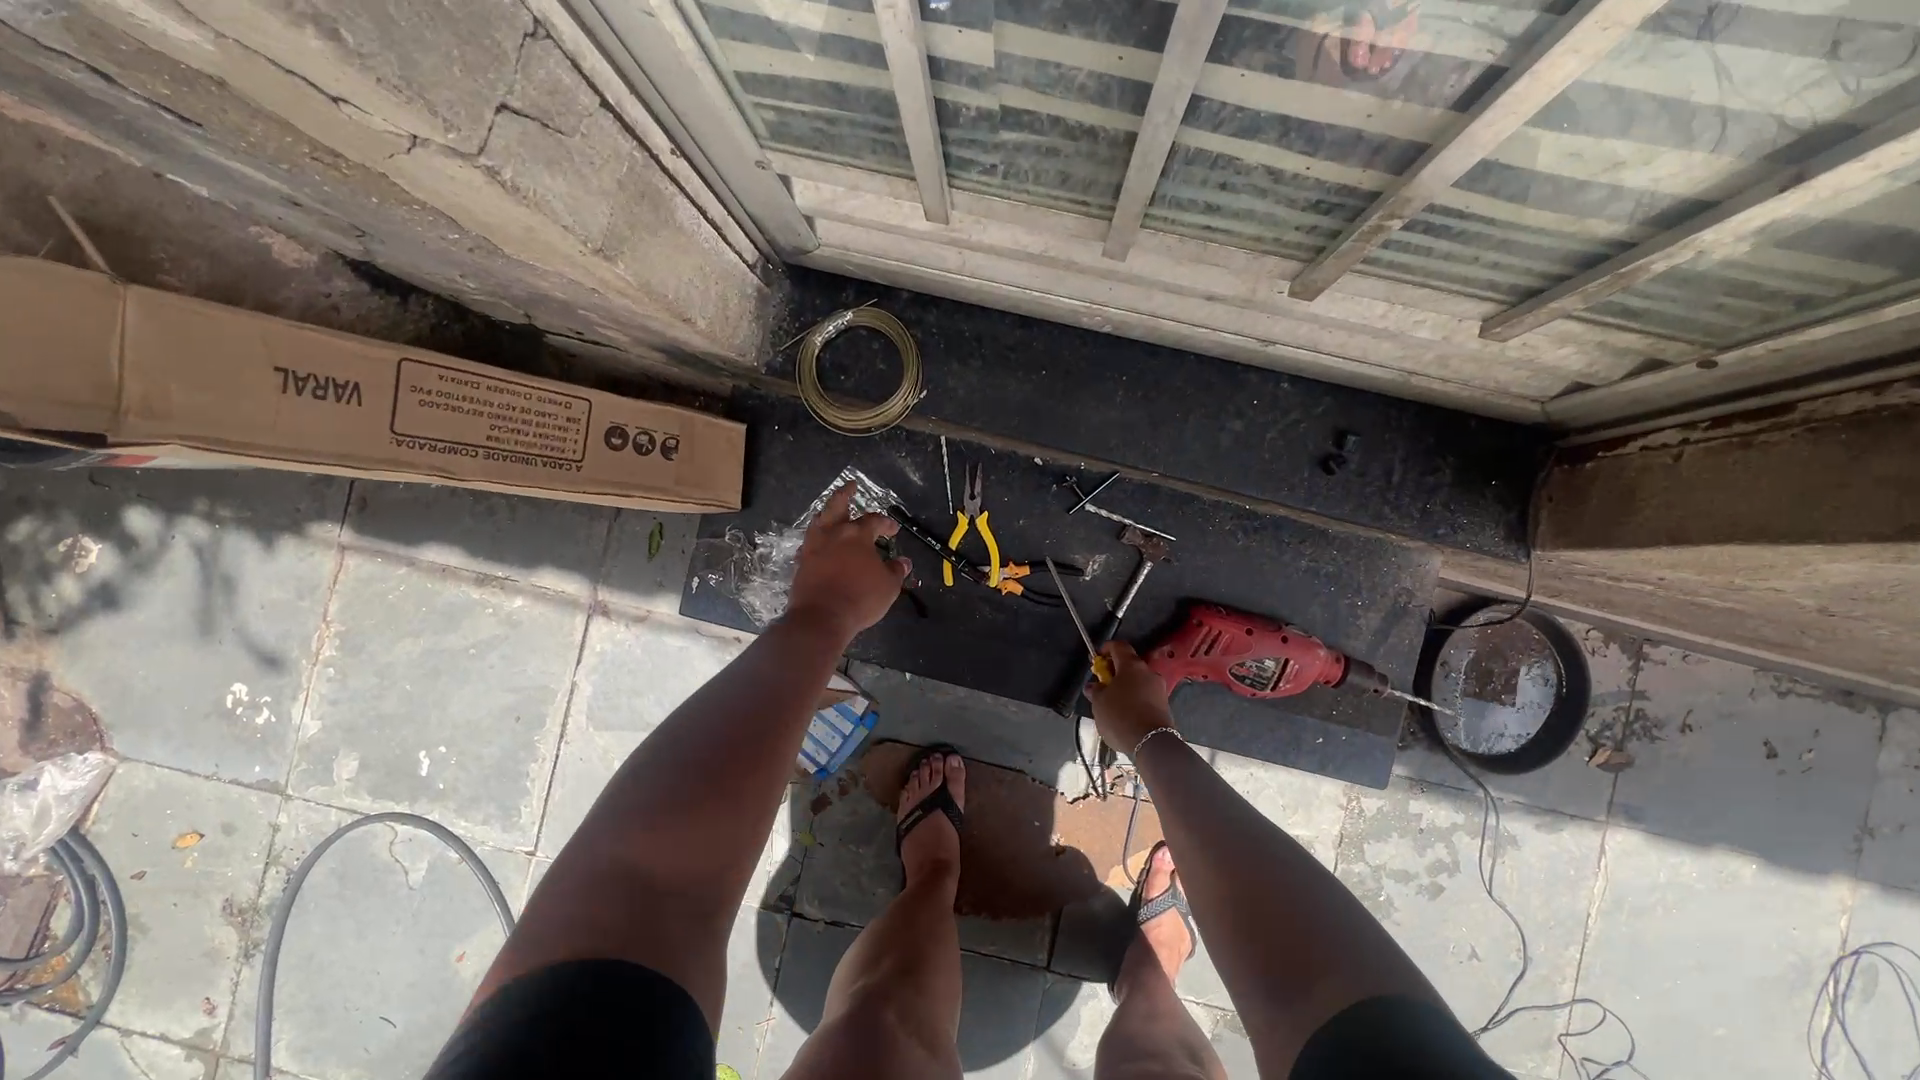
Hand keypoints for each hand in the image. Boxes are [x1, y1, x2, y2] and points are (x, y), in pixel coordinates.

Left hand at [783, 484, 909, 639]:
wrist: (821, 617)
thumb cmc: (860, 598)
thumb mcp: (888, 586)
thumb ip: (896, 570)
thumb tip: (904, 562)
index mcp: (856, 535)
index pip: (874, 521)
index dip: (886, 523)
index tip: (893, 529)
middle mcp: (833, 534)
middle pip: (837, 505)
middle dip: (845, 494)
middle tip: (851, 486)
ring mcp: (813, 547)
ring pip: (819, 521)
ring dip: (827, 514)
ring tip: (833, 514)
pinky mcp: (802, 563)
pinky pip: (809, 544)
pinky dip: (817, 540)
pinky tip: (821, 546)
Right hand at [1086, 640, 1174, 753]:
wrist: (1152, 742)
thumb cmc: (1120, 716)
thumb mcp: (1099, 703)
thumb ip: (1095, 690)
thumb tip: (1094, 686)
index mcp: (1131, 665)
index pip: (1118, 646)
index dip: (1105, 649)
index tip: (1096, 660)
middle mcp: (1148, 672)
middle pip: (1129, 664)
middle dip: (1115, 672)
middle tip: (1102, 685)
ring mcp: (1159, 688)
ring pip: (1138, 681)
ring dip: (1125, 687)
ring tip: (1112, 703)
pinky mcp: (1164, 704)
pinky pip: (1145, 695)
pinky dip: (1135, 699)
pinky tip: (1126, 714)